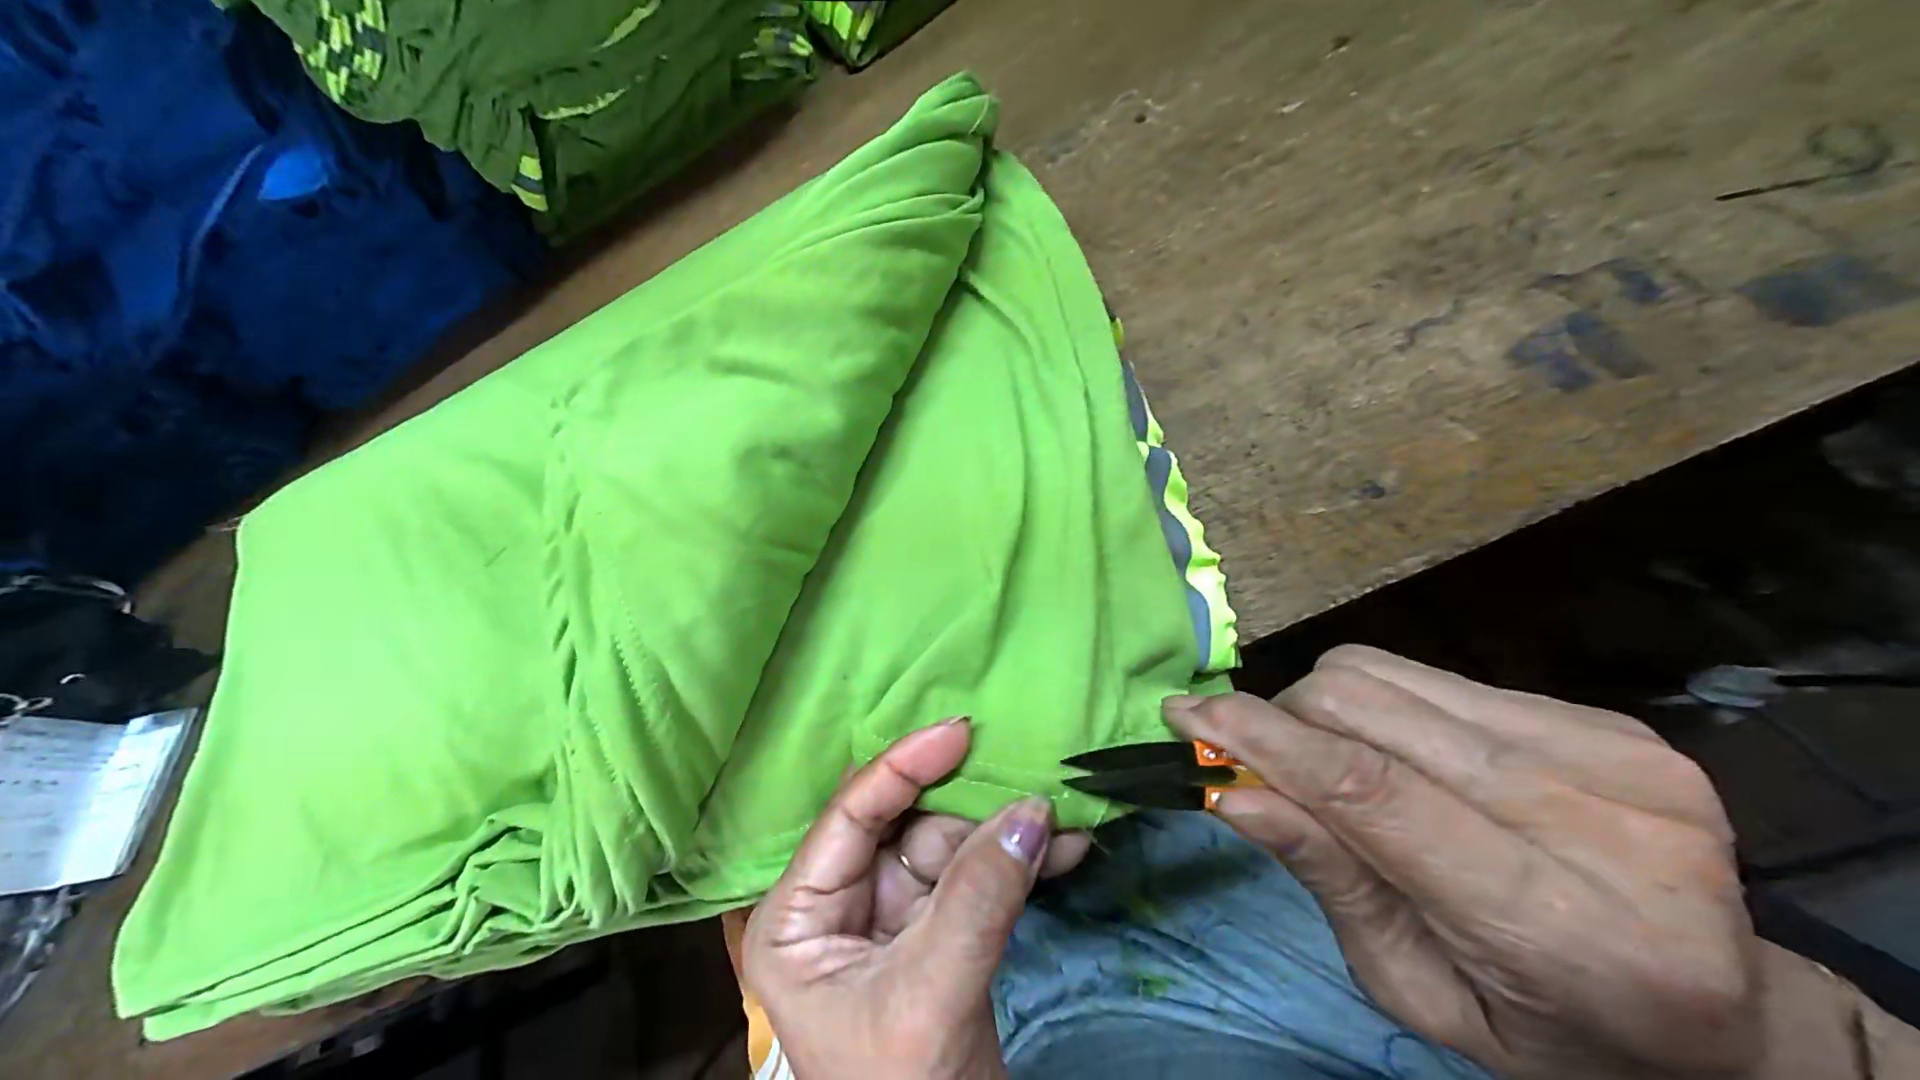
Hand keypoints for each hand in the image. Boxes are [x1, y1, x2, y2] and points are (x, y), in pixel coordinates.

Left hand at [742, 719, 1059, 1079]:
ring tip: (1062, 824)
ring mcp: (892, 915)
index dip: (901, 767)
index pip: (849, 817)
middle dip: (968, 809)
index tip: (958, 732)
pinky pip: (978, 877)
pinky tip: (1065, 852)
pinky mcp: (938, 930)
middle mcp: (839, 903)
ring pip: (951, 847)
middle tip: (1025, 783)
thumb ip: (978, 898)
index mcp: (798, 917)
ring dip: (1007, 835)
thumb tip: (1030, 810)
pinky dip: (1019, 864)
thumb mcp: (930, 995)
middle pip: (907, 826)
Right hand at [1167, 647, 1756, 1079]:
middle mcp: (1604, 823)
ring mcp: (1620, 755)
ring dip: (1327, 708)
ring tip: (1337, 761)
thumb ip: (1328, 879)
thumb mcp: (1416, 991)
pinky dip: (1385, 708)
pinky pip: (1433, 676)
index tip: (1184, 713)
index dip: (1264, 740)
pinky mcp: (1611, 722)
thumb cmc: (1546, 1032)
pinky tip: (1409, 756)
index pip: (1372, 791)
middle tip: (1259, 758)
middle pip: (1369, 709)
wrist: (1727, 1020)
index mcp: (1564, 930)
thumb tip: (1231, 795)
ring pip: (1389, 675)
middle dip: (1283, 719)